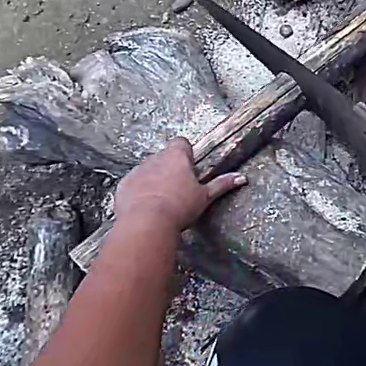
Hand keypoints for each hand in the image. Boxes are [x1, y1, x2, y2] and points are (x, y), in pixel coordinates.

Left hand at [112, 139, 246, 232]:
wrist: (147, 222)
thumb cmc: (179, 207)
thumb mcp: (204, 197)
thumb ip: (222, 184)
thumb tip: (242, 178)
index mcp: (176, 156)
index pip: (181, 143)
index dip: (186, 154)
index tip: (189, 168)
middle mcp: (155, 158)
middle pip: (164, 158)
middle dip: (169, 169)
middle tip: (177, 190)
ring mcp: (137, 171)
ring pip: (147, 171)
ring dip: (153, 181)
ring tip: (161, 202)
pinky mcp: (124, 185)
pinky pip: (133, 185)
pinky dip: (138, 193)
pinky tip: (145, 208)